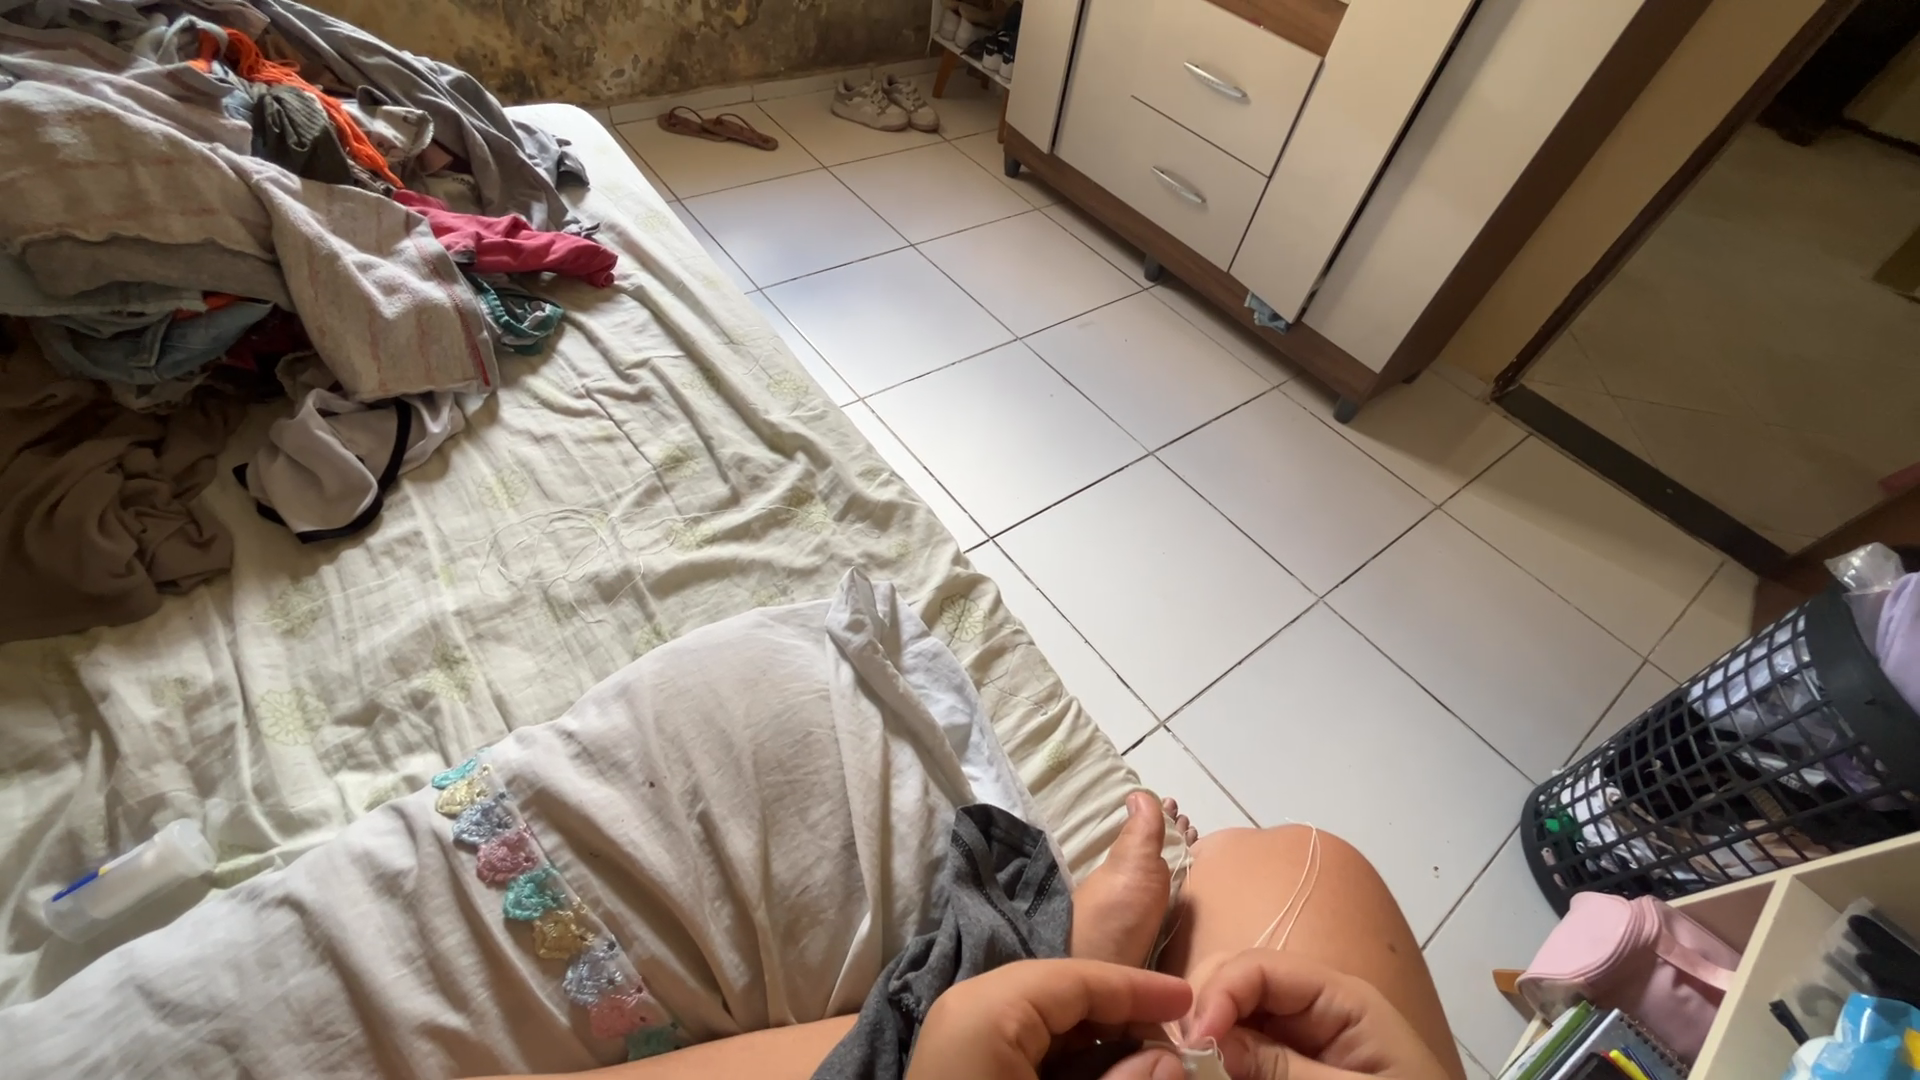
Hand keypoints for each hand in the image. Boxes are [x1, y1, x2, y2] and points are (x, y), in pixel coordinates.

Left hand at [905, 958, 1193, 1079]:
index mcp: (988, 1010)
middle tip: (1172, 1039)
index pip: (1075, 978)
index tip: (1187, 998)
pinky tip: (1101, 1071)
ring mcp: (959, 1035)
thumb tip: (1170, 1062)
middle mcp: (968, 1007)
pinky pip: (1021, 1042)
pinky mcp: (961, 1063)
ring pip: (1042, 1017)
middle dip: (1118, 1012)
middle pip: (1058, 992)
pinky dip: (1065, 1055)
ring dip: (1095, 1034)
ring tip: (1146, 1056)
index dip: (1135, 987)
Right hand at [1187, 950, 1449, 1079]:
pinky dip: (1222, 1052)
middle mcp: (1311, 1004)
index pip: (1258, 966)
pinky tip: (1213, 1069)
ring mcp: (1298, 1033)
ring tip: (1194, 1064)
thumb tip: (1211, 1044)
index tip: (1195, 1041)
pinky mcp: (1290, 1061)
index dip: (1217, 992)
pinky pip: (1245, 1044)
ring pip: (1232, 1012)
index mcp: (1338, 997)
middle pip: (1236, 979)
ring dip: (1207, 1032)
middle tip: (1186, 1055)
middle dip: (1204, 1006)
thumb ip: (1286, 1070)